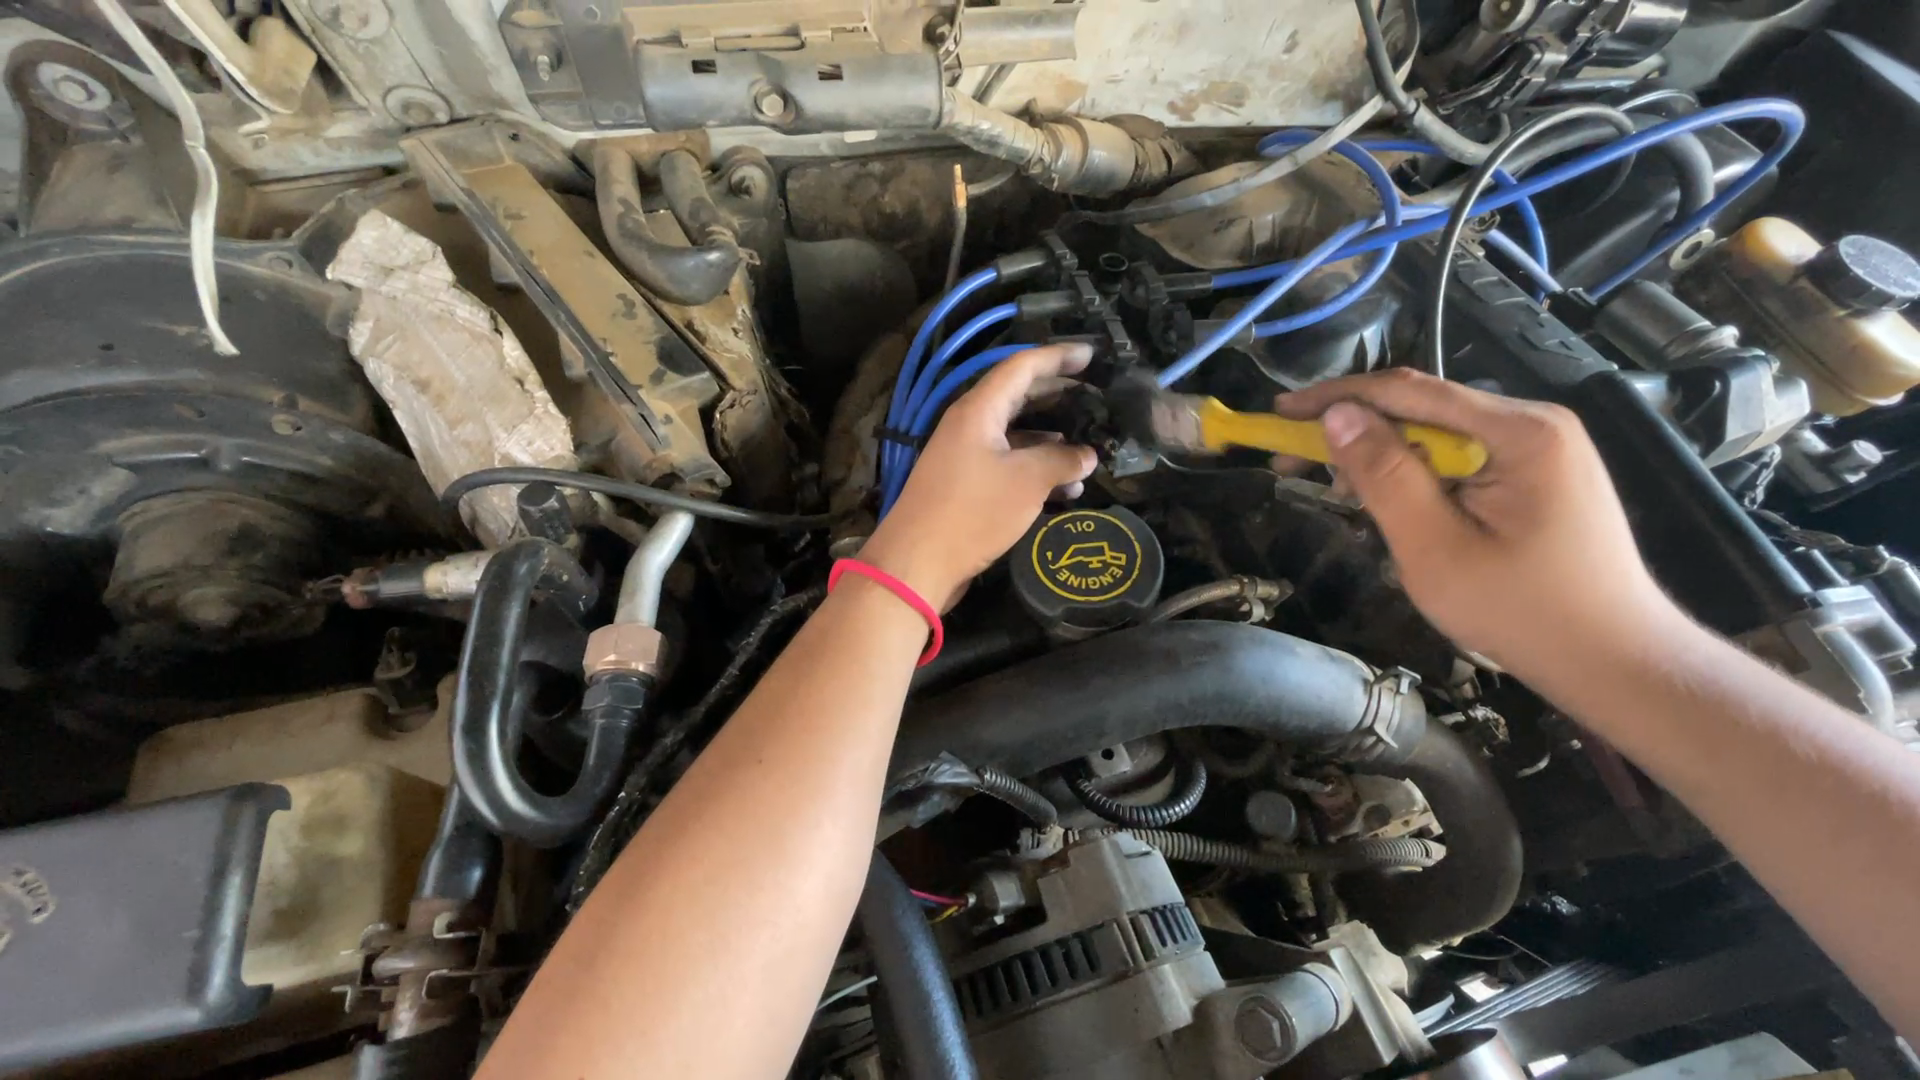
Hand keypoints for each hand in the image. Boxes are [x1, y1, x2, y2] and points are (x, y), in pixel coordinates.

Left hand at [862, 344, 1098, 609]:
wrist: (917, 562)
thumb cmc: (972, 512)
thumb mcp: (1027, 482)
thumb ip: (1062, 460)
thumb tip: (1087, 455)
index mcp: (978, 410)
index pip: (1021, 367)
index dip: (1057, 357)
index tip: (1090, 354)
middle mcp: (969, 425)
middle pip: (1018, 397)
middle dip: (1058, 396)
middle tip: (1095, 397)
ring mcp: (965, 456)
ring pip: (1015, 436)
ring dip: (1051, 442)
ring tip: (1088, 452)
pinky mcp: (966, 485)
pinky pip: (1007, 464)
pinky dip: (1035, 470)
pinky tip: (1064, 488)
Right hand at [1274, 369, 1686, 677]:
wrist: (1613, 659)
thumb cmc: (1522, 610)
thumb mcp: (1434, 548)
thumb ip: (1385, 476)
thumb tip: (1336, 415)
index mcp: (1519, 431)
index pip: (1409, 391)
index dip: (1336, 396)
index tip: (1279, 412)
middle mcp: (1533, 423)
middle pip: (1422, 408)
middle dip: (1353, 428)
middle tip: (1292, 458)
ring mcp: (1539, 447)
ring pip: (1436, 434)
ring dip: (1380, 455)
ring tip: (1334, 487)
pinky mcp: (1535, 474)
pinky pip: (1457, 457)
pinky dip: (1412, 473)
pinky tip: (1388, 500)